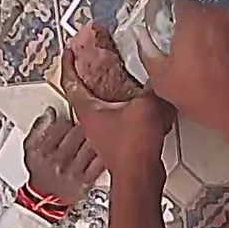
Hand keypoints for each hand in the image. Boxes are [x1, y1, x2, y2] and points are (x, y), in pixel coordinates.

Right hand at [23, 109, 104, 203]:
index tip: (75, 114)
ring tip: (101, 133)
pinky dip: (106, 153)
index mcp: (42, 150)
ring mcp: (73, 172)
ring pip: (92, 145)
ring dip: (99, 136)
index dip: (71, 117)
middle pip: (79, 133)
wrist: (45, 199)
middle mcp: (57, 161)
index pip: (61, 125)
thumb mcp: (30, 148)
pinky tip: (107, 149)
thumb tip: (50, 112)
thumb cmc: (40, 171)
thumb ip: (38, 128)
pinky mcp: (86, 181)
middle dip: (88, 124)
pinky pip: (100, 162)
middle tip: (92, 122)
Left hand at [61, 45, 172, 178]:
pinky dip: (125, 110)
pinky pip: (118, 121)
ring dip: (109, 95)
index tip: (69, 50)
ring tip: (121, 82)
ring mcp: (104, 135)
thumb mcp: (146, 105)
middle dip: (90, 77)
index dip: (69, 62)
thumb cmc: (133, 148)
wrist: (141, 177)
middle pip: (85, 94)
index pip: (70, 81)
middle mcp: (92, 123)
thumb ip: (153, 86)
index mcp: (88, 110)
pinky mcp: (119, 144)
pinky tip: (141, 108)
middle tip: (96, 62)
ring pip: (102, 109)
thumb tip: (160, 75)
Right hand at [140, 0, 228, 131]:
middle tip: (192, 50)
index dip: (174, 20)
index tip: (173, 35)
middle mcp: (220, 13)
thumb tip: (141, 38)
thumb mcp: (164, 81)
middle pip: (202, 11)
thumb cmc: (204, 96)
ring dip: (215, 32)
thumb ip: (149, 53)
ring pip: (222, 20)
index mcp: (194, 17)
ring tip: (212, 57)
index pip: (178, 4)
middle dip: (196, 27)